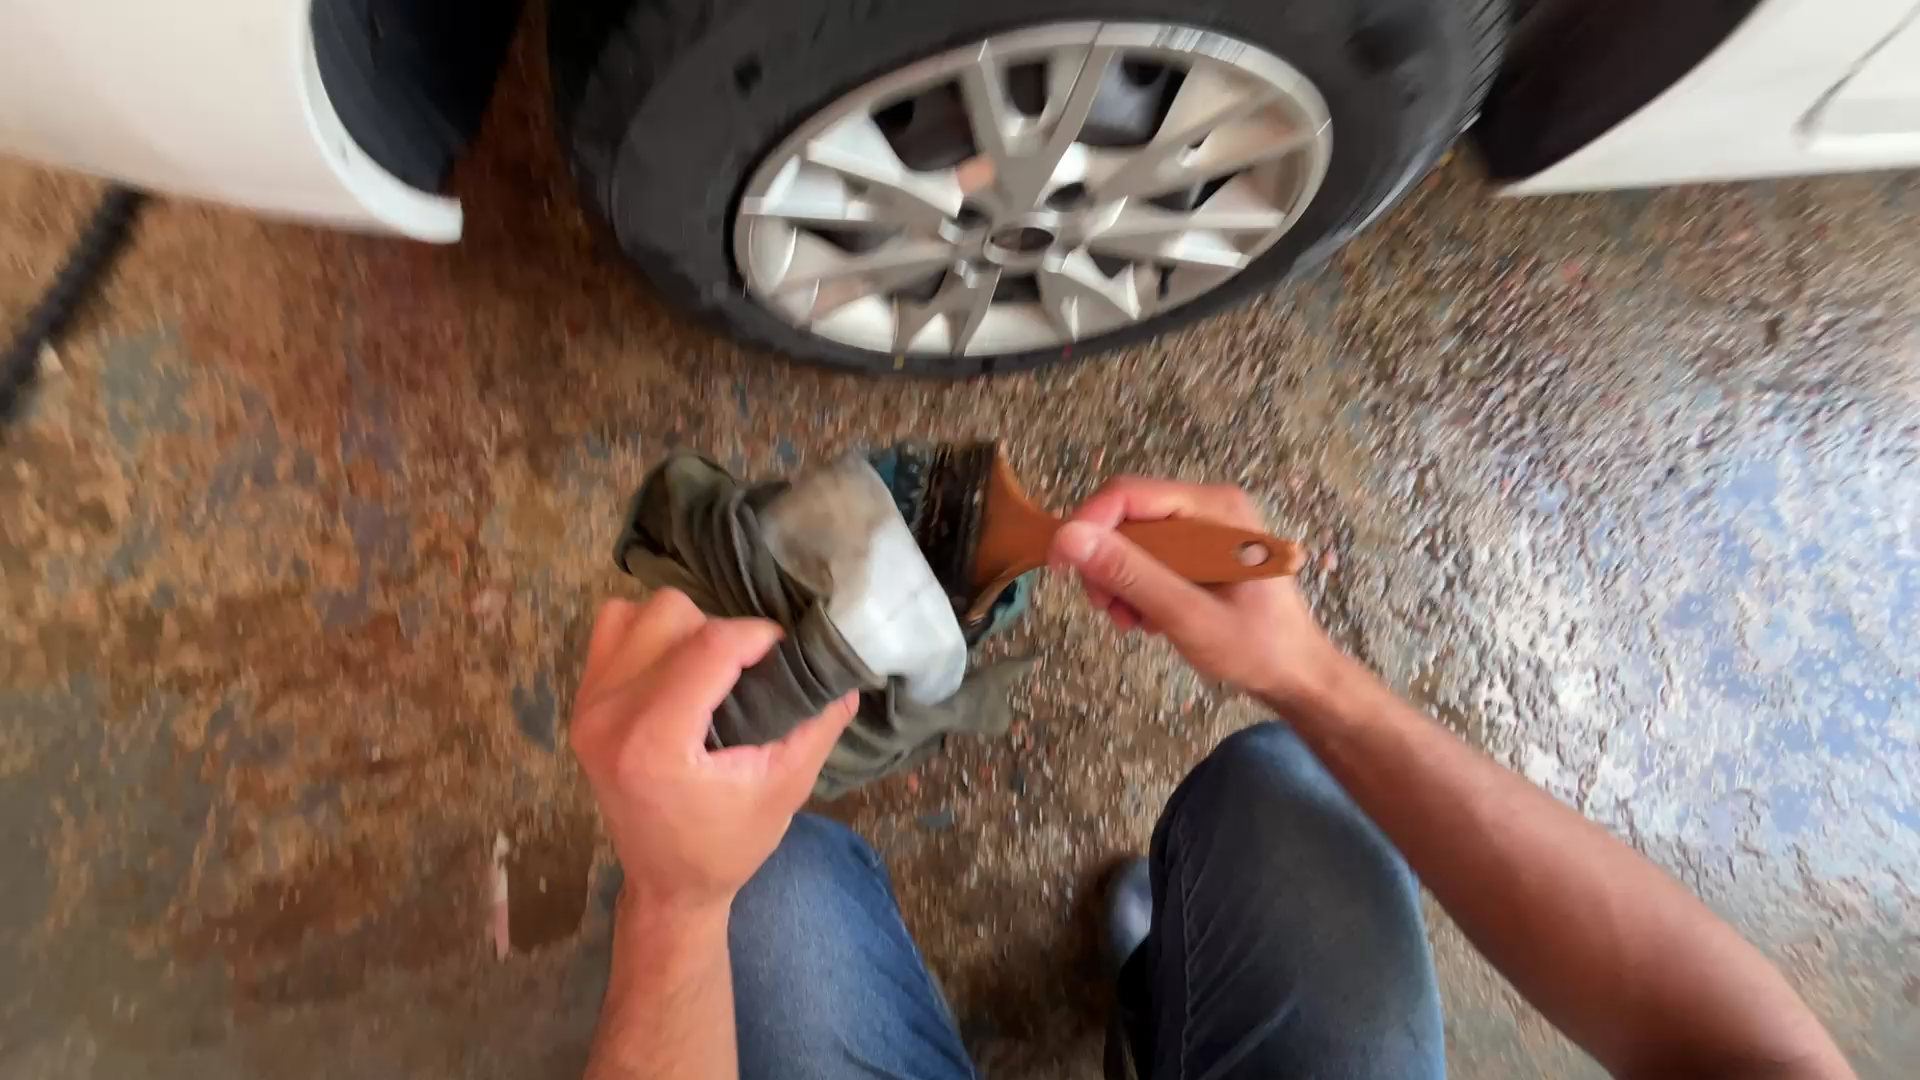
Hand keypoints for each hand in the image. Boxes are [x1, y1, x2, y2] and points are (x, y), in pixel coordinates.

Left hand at [569, 591, 855, 916]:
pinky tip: (677, 666)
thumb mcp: (786, 787)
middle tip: (751, 673)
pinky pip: (615, 625)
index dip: (761, 636)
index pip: (712, 645)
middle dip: (727, 634)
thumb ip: (819, 724)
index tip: (787, 654)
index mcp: (654, 741)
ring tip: (713, 670)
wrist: (668, 884)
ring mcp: (588, 703)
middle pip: (678, 618)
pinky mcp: (583, 700)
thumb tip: (848, 674)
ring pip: (646, 612)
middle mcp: (608, 713)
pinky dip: (651, 632)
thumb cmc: (728, 843)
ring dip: (689, 629)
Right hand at [1049, 477, 1339, 706]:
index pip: (1128, 495)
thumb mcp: (1188, 615)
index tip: (1060, 567)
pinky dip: (1132, 586)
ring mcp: (1201, 528)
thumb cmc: (1256, 648)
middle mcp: (1207, 507)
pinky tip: (1144, 617)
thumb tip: (1069, 538)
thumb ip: (1131, 575)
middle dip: (1104, 562)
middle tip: (1104, 607)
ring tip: (1128, 621)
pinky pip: (1144, 555)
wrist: (1295, 674)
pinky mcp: (1194, 549)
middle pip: (1125, 517)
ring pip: (1129, 539)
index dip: (1086, 525)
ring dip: (1116, 580)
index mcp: (1216, 509)